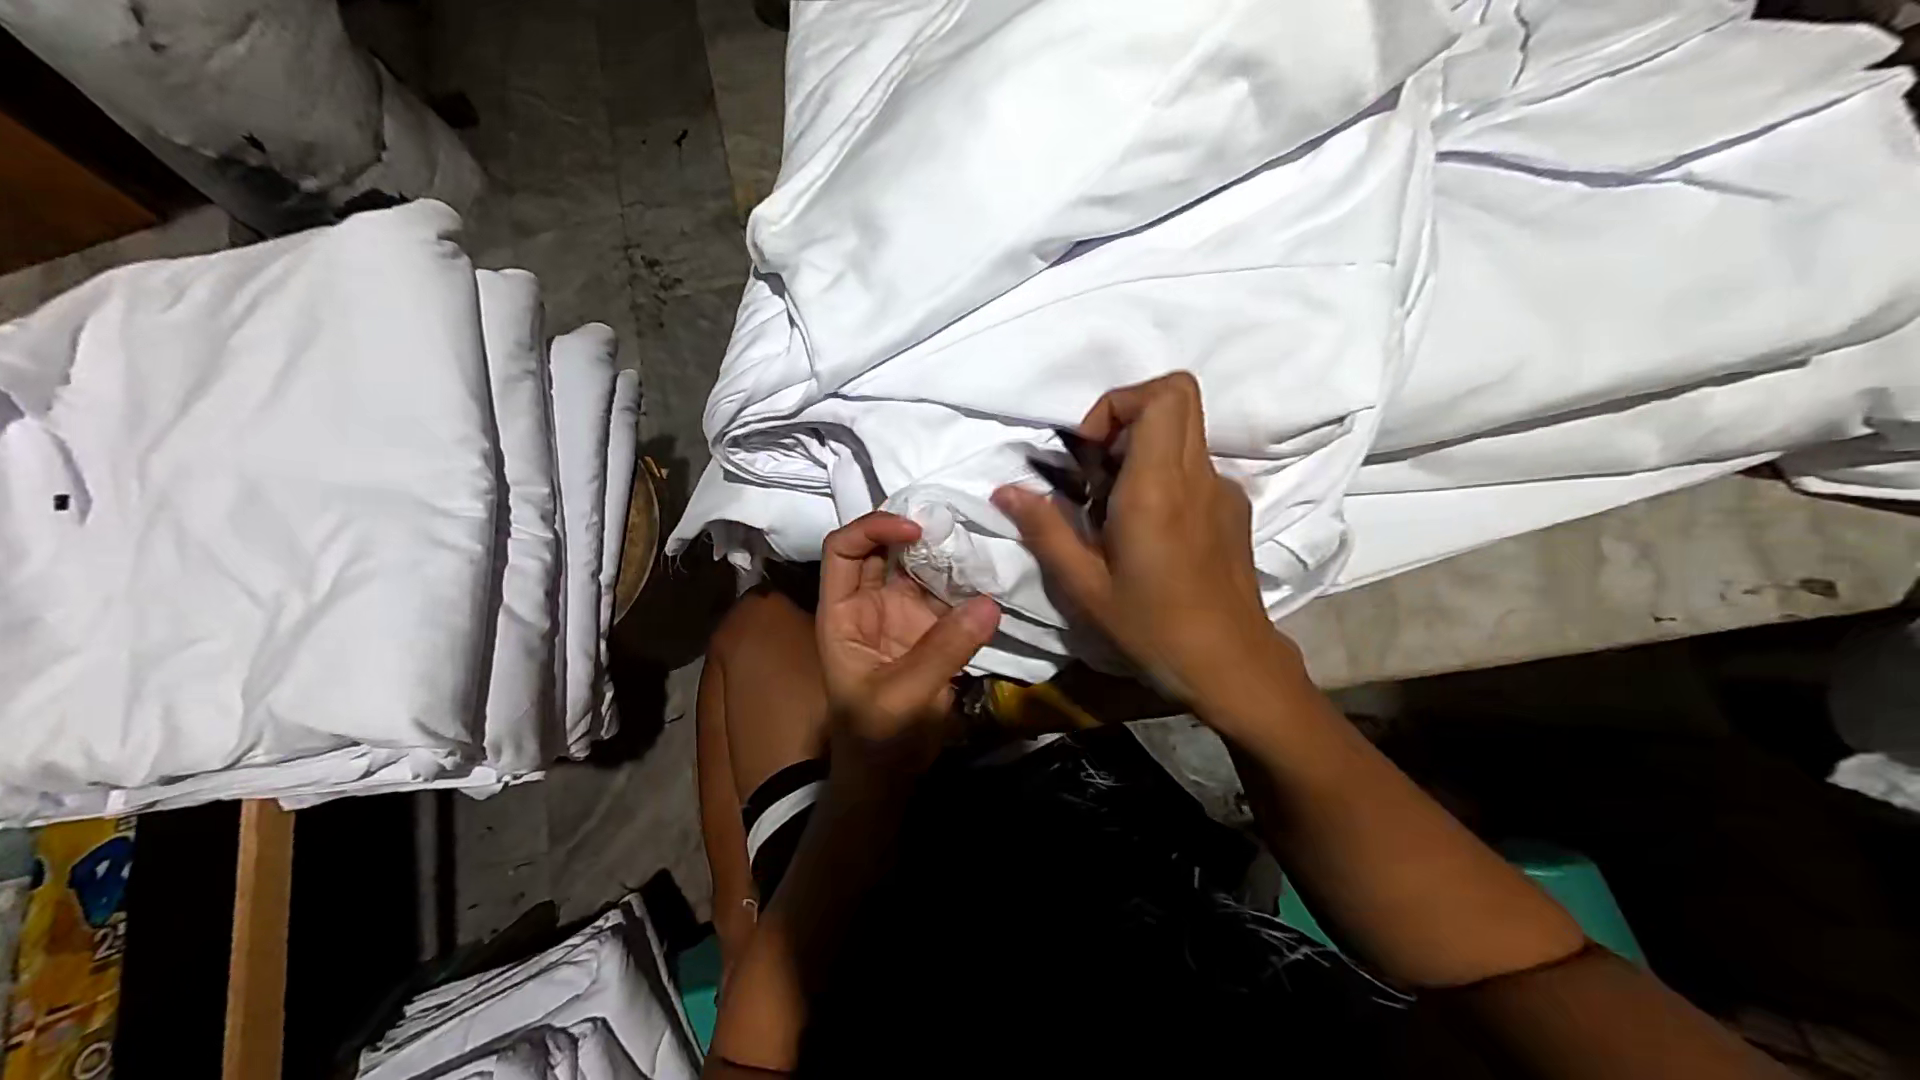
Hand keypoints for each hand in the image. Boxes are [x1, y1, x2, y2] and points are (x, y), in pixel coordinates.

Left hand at [816, 512, 1001, 782]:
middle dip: (916, 531)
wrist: (890, 773)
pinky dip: (967, 581)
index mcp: (843, 613)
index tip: (916, 529)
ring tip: (979, 542)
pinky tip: (989, 572)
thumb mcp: (901, 697)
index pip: (844, 550)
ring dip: (946, 553)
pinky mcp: (932, 628)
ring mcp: (903, 613)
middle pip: (885, 549)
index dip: (873, 529)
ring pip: (920, 567)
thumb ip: (943, 651)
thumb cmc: (876, 737)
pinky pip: (949, 593)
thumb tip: (990, 603)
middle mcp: (870, 603)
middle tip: (957, 524)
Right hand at [992, 373, 1297, 703]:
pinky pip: (1196, 468)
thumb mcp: (1084, 586)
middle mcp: (1198, 476)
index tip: (1088, 451)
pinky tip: (1151, 532)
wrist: (1230, 665)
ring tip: (1117, 507)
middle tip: (1098, 464)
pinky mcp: (1235, 509)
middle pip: (1179, 394)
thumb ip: (1044, 529)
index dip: (1117, 404)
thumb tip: (1005, 490)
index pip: (1161, 396)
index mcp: (1159, 488)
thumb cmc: (1152, 628)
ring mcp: (1224, 490)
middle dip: (1129, 412)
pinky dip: (1166, 476)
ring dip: (1145, 448)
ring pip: (1186, 432)